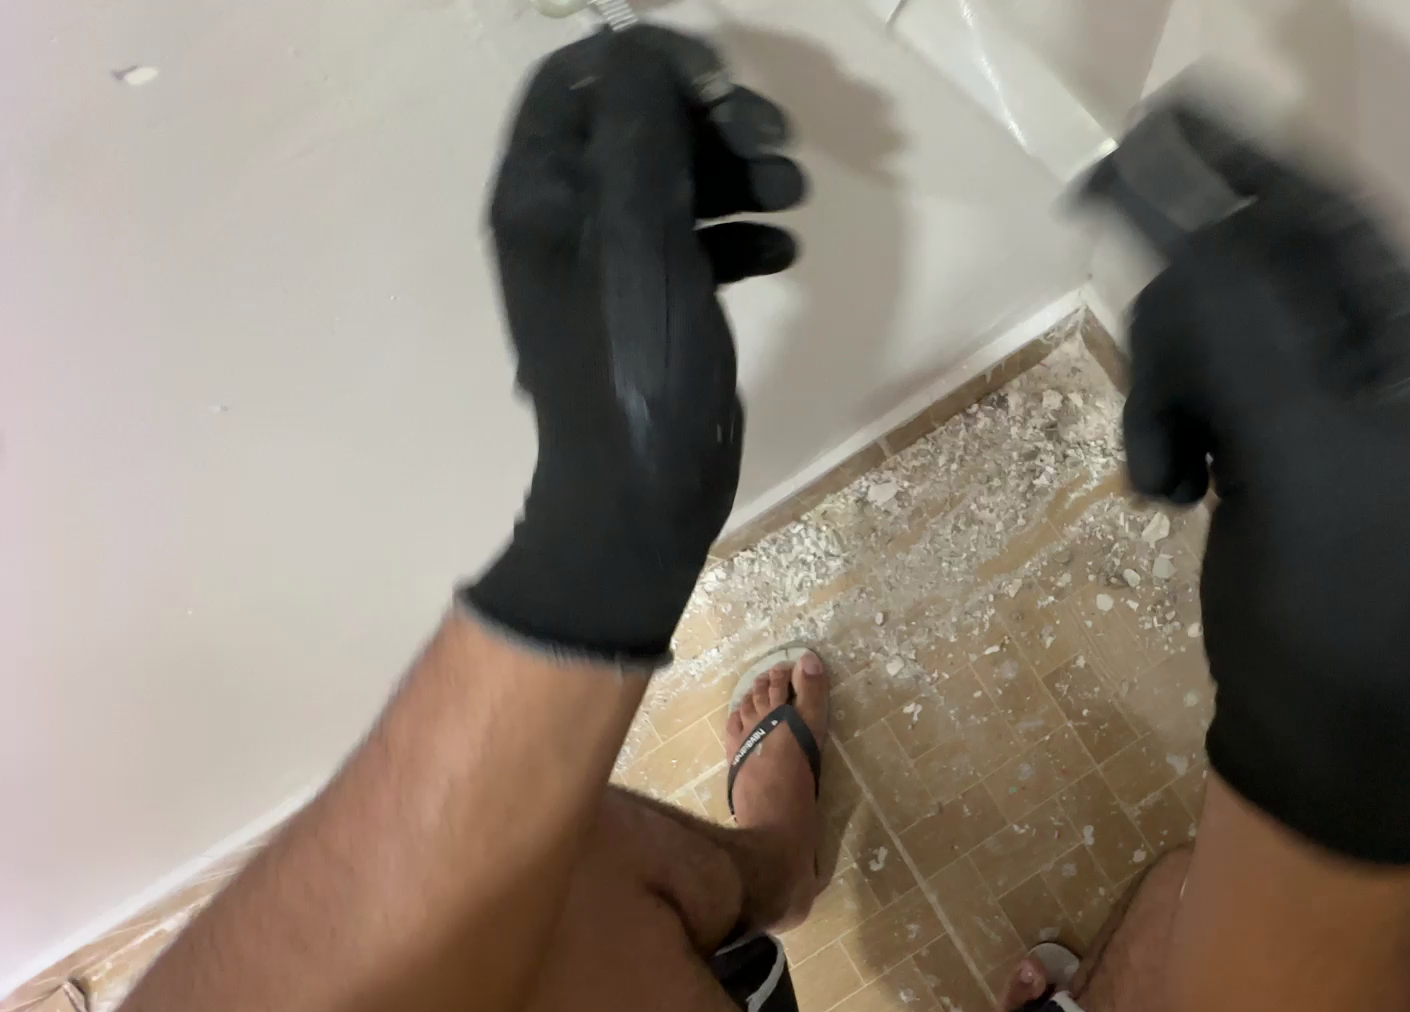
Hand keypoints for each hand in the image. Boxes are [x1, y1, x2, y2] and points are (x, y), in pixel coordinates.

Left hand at [465, 27, 805, 663]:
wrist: (645, 492)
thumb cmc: (636, 371)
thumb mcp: (638, 246)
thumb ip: (641, 143)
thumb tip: (646, 51)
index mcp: (544, 197)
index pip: (581, 85)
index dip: (649, 63)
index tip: (723, 75)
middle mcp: (576, 224)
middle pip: (643, 135)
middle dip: (714, 127)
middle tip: (781, 143)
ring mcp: (622, 270)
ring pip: (681, 191)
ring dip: (740, 180)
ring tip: (795, 196)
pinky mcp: (664, 308)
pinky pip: (703, 247)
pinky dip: (745, 237)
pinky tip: (785, 251)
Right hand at [1086, 106, 1409, 863]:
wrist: (1316, 728)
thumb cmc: (1330, 604)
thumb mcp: (1298, 457)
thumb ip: (1243, 329)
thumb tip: (1183, 212)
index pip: (1327, 224)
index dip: (1244, 169)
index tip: (1156, 127)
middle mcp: (1368, 372)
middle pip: (1247, 290)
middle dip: (1183, 341)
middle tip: (1154, 402)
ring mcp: (1309, 419)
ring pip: (1206, 353)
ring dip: (1165, 404)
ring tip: (1163, 479)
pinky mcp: (1261, 460)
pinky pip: (1195, 410)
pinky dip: (1166, 442)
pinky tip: (1169, 495)